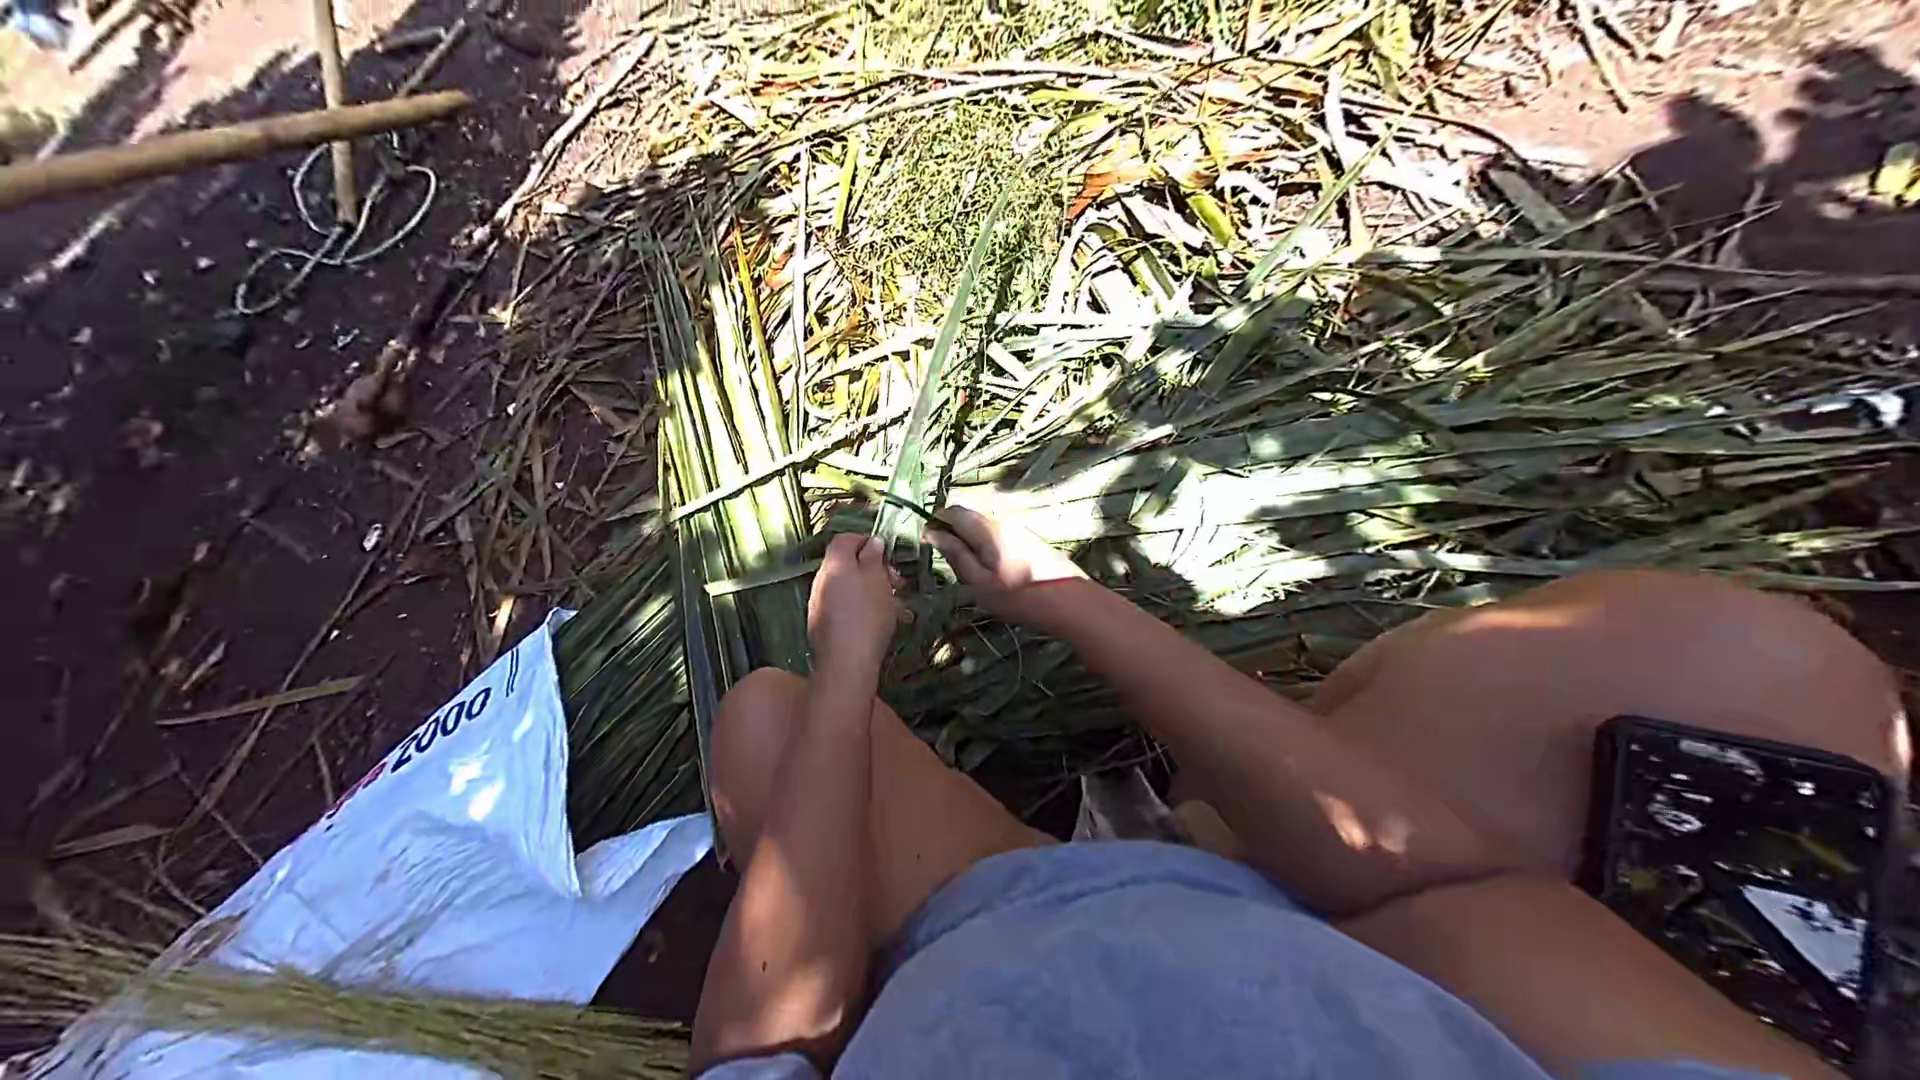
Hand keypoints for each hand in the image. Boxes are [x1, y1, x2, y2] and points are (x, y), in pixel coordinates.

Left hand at [808, 533, 898, 676]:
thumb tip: (872, 541)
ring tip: (897, 607)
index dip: (866, 540)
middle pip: (848, 564)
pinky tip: (883, 623)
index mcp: (835, 563)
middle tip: (897, 583)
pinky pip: (846, 607)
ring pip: (850, 588)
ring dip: (873, 592)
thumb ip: (874, 557)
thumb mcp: (878, 579)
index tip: (887, 553)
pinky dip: (864, 609)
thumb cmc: (867, 614)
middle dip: (874, 570)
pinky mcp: (823, 624)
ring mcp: (820, 603)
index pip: (845, 538)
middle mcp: (822, 579)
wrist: (846, 661)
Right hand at [925, 505, 1088, 627]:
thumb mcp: (979, 581)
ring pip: (983, 526)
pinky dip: (986, 546)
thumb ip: (956, 554)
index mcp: (986, 528)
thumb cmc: (1019, 597)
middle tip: (953, 564)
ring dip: (970, 541)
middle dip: (953, 532)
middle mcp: (1001, 521)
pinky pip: (997, 535)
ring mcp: (1017, 528)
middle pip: (968, 516)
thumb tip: (933, 533)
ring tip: (974, 572)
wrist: (1069, 601)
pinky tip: (994, 571)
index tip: (930, 544)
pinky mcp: (1027, 539)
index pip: (952, 510)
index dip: (937, 523)